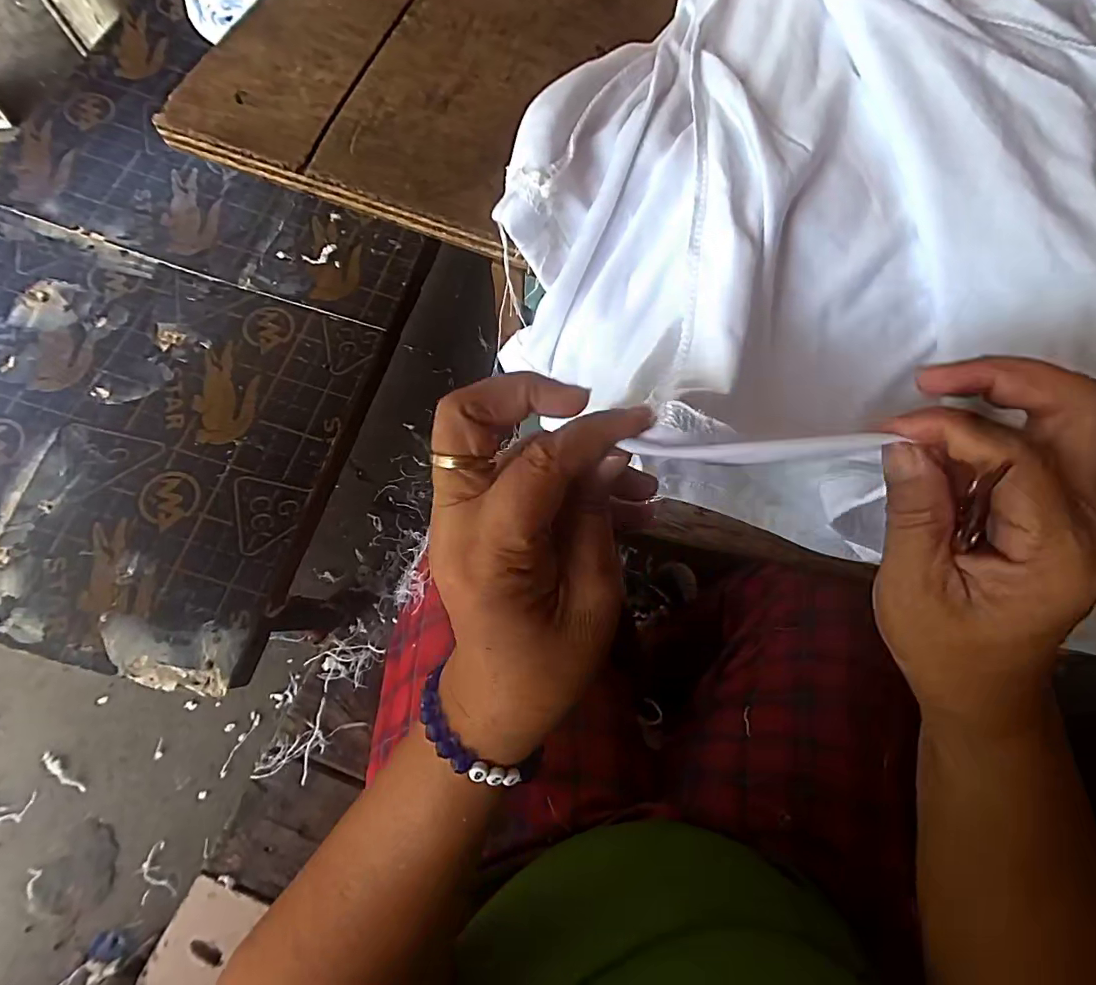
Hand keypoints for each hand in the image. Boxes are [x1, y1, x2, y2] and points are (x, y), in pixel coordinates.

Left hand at [426, 374, 656, 763]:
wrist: (495, 704)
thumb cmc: (547, 670)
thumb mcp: (592, 602)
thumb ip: (594, 519)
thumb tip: (609, 455)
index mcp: (489, 546)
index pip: (536, 458)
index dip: (592, 433)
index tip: (637, 422)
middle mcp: (459, 517)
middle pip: (464, 418)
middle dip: (524, 392)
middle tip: (583, 401)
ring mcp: (459, 516)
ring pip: (491, 441)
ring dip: (561, 445)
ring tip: (636, 486)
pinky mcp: (473, 520)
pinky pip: (510, 476)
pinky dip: (557, 475)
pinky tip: (618, 506)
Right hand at [873, 357, 1095, 735]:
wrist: (984, 695)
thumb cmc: (946, 653)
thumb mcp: (914, 587)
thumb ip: (915, 511)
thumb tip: (906, 441)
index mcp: (1059, 550)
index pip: (1018, 456)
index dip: (952, 430)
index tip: (891, 430)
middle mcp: (1088, 523)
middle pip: (1081, 411)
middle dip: (1008, 378)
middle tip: (936, 381)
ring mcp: (1079, 515)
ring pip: (1068, 418)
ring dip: (1002, 394)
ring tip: (933, 400)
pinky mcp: (1056, 513)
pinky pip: (1037, 445)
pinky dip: (989, 428)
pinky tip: (942, 444)